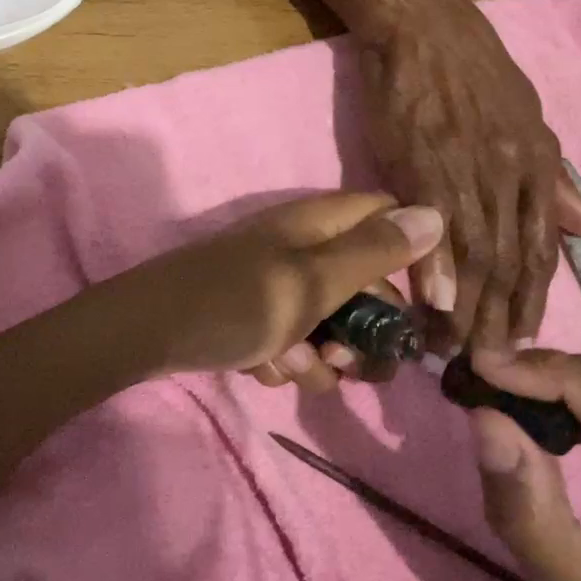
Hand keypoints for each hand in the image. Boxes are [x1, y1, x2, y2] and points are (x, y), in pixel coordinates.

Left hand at [110, 193, 442, 389]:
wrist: (146, 333)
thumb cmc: (235, 303)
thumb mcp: (313, 280)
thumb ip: (373, 252)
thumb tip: (433, 214)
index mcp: (316, 222)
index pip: (389, 219)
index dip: (419, 258)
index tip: (433, 310)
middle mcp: (300, 246)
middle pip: (365, 283)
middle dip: (364, 332)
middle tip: (345, 360)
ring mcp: (276, 281)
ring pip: (331, 322)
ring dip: (321, 355)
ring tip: (289, 364)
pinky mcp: (254, 314)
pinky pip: (294, 340)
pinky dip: (285, 359)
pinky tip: (260, 367)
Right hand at [357, 0, 580, 347]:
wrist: (419, 23)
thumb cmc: (468, 69)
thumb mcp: (527, 118)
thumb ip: (555, 178)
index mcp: (538, 164)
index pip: (542, 246)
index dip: (534, 299)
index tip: (523, 344)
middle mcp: (512, 172)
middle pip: (511, 259)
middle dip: (500, 317)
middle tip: (489, 366)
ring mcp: (468, 166)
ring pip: (477, 249)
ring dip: (469, 304)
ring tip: (456, 348)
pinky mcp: (422, 157)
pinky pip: (436, 218)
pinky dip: (437, 262)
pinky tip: (434, 300)